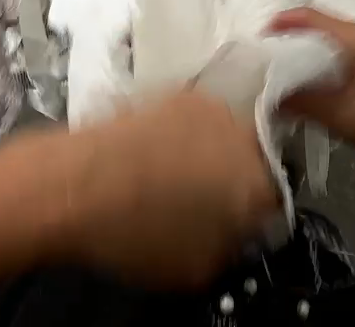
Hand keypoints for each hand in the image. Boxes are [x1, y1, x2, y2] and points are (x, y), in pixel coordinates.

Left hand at [51, 91, 279, 287]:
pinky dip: (180, 132)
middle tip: (207, 199)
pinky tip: (153, 153)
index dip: (255, 214)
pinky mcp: (173, 87)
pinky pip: (190, 116)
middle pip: (252, 154)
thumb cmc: (137, 234)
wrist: (78, 182)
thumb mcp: (196, 267)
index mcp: (257, 180)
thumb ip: (230, 245)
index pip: (275, 197)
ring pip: (221, 130)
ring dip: (209, 149)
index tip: (236, 225)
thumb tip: (233, 231)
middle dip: (235, 174)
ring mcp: (206, 103)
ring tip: (175, 174)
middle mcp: (242, 131)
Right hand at [270, 7, 354, 165]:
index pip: (307, 16)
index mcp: (351, 37)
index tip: (255, 40)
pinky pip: (336, 52)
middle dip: (287, 37)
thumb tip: (266, 99)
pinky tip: (307, 83)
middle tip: (262, 58)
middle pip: (315, 24)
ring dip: (302, 50)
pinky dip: (317, 60)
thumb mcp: (340, 115)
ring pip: (326, 39)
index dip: (280, 23)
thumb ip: (301, 103)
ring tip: (278, 72)